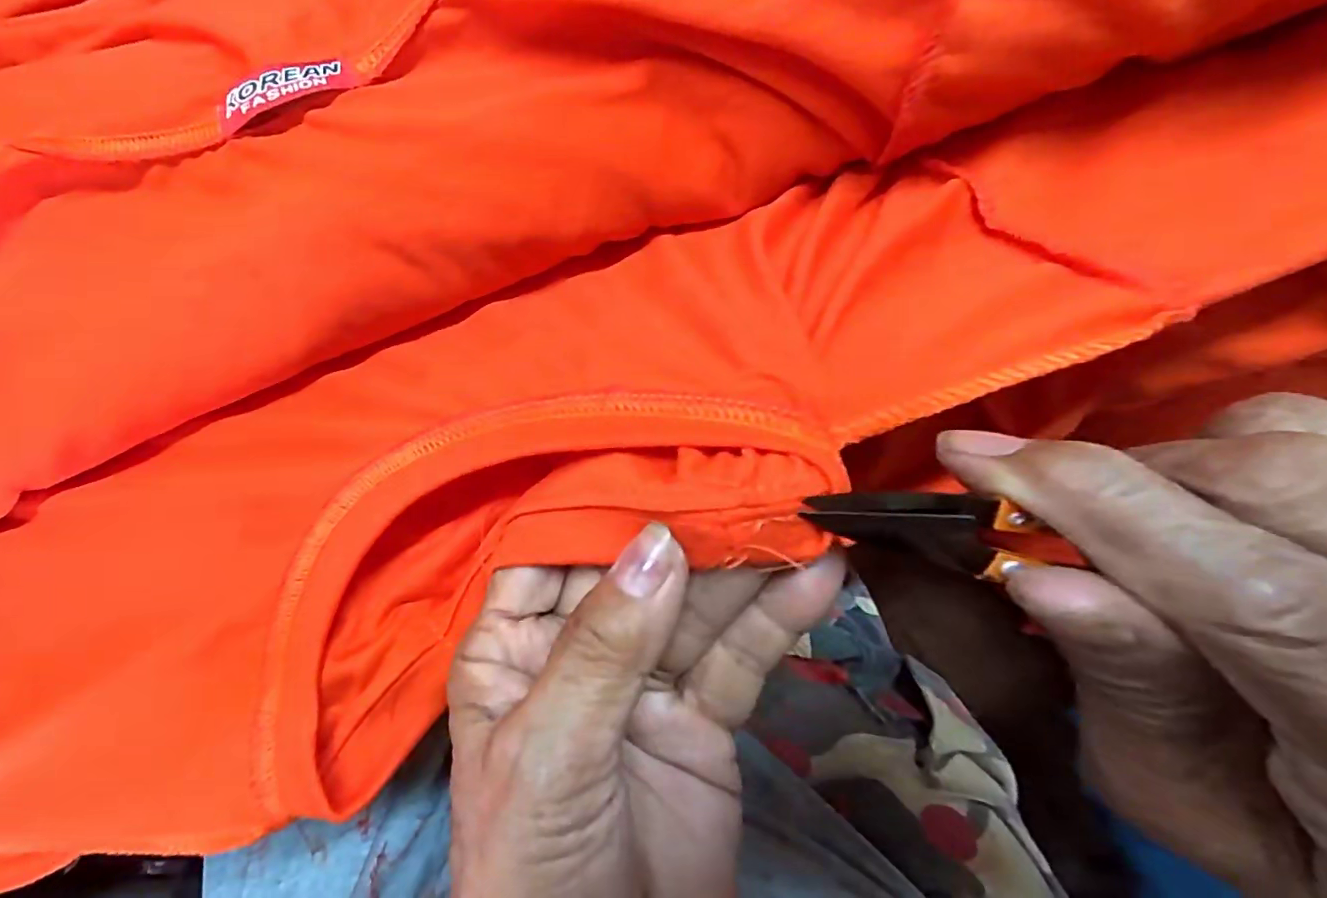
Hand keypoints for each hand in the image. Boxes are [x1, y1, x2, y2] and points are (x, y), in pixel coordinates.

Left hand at [447, 523, 844, 897]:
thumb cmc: (531, 858)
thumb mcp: (549, 747)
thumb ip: (601, 648)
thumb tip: (653, 544)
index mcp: (511, 645)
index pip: (550, 555)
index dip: (597, 513)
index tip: (654, 469)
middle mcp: (576, 649)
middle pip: (633, 575)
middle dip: (686, 535)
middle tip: (747, 484)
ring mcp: (641, 681)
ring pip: (693, 610)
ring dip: (744, 570)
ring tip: (796, 522)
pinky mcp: (698, 719)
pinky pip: (735, 661)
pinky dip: (775, 621)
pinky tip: (815, 580)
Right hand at [938, 394, 1326, 896]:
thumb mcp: (1209, 812)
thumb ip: (1132, 698)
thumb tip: (1032, 579)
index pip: (1279, 606)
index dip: (1107, 511)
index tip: (972, 458)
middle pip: (1295, 484)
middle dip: (1122, 476)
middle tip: (1032, 494)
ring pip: (1313, 435)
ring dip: (1175, 466)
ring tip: (1150, 529)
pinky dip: (1235, 452)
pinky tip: (1230, 517)